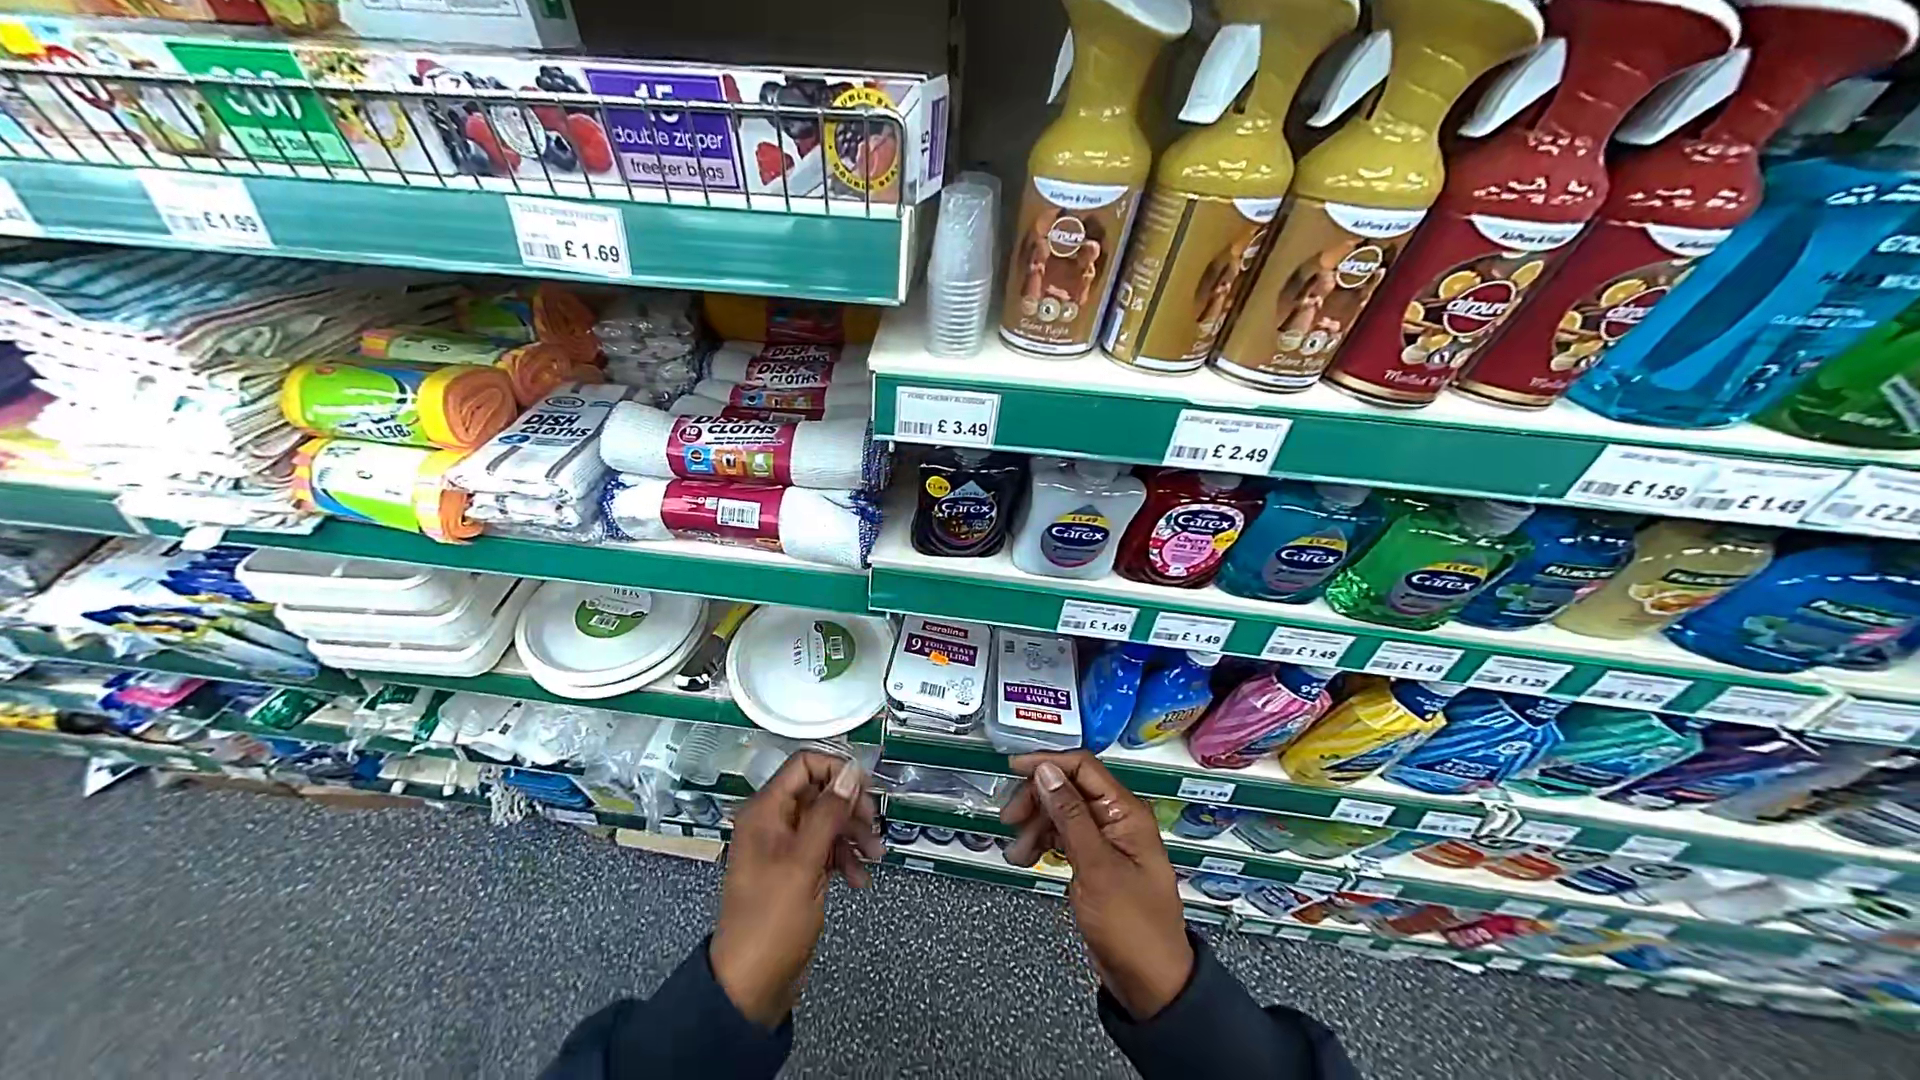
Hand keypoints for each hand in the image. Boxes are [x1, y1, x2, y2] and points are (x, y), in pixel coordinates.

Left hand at [710, 751, 879, 1026]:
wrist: (751, 985)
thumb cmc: (773, 918)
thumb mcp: (804, 861)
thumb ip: (829, 812)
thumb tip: (853, 770)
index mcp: (766, 810)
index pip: (804, 765)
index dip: (837, 770)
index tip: (866, 789)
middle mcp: (774, 821)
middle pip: (820, 793)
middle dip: (850, 808)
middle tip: (875, 828)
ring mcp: (785, 846)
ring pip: (827, 821)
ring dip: (853, 836)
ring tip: (875, 858)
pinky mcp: (797, 869)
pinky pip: (826, 848)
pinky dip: (844, 859)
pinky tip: (858, 880)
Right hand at [1000, 751, 1193, 1020]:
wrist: (1151, 984)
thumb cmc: (1130, 924)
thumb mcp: (1097, 867)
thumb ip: (1070, 815)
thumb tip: (1045, 770)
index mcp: (1125, 811)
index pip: (1083, 767)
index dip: (1047, 763)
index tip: (1013, 768)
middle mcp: (1116, 818)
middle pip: (1068, 789)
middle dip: (1036, 799)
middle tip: (1009, 819)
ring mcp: (1105, 841)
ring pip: (1062, 814)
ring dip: (1035, 825)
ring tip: (1016, 853)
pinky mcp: (1094, 861)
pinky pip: (1064, 837)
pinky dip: (1043, 843)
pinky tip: (1026, 858)